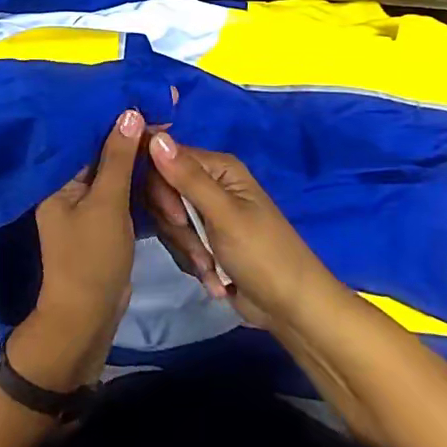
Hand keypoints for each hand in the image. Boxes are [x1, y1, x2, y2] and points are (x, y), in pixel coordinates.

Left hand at [7, 109, 145, 391]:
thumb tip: (130, 112)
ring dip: (139, 161)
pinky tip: (161, 168)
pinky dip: (140, 184)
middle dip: (131, 138)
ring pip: (116, 173)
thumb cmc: (92, 256)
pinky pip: (122, 193)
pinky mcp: (104, 221)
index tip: (144, 99)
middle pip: (102, 153)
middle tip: (164, 116)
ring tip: (168, 135)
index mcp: (58, 177)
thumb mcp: (106, 203)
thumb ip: (118, 159)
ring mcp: (86, 205)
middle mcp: (68, 186)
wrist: (88, 317)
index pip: (86, 136)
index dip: (115, 118)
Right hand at [144, 133, 326, 329]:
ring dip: (186, 248)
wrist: (292, 309)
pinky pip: (176, 241)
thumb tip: (154, 136)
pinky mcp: (202, 239)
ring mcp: (205, 212)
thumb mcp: (225, 215)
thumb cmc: (264, 255)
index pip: (163, 159)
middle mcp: (208, 183)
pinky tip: (214, 276)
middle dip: (175, 226)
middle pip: (161, 192)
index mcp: (218, 167)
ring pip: (166, 221)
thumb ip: (188, 177)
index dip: (160, 187)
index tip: (176, 217)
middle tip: (199, 247)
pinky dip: (191, 261)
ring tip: (211, 266)